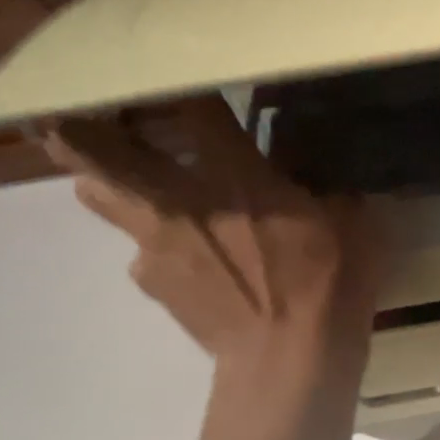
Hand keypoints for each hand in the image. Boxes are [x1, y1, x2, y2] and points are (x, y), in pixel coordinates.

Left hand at [44, 100, 377, 366]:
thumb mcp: (355, 225)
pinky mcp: (150, 280)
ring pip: (98, 193)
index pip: (193, 109)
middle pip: (93, 146)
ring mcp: (153, 241)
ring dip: (111, 182)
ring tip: (143, 186)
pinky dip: (159, 247)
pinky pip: (141, 251)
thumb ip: (325, 188)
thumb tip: (312, 169)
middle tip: (103, 117)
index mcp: (237, 176)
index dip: (183, 89)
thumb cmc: (333, 283)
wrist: (291, 357)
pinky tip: (193, 263)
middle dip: (85, 124)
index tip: (186, 82)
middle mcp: (179, 198)